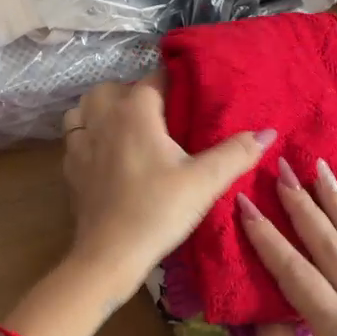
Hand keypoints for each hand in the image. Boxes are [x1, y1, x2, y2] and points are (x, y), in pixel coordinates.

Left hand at [61, 78, 274, 286]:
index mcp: (133, 112)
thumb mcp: (203, 183)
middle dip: (132, 94)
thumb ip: (235, 153)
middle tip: (158, 117)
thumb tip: (267, 131)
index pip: (154, 80)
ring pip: (83, 110)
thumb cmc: (156, 213)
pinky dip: (87, 138)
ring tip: (126, 130)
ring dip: (101, 112)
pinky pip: (74, 139)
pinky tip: (106, 156)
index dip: (175, 85)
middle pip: (111, 89)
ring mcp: (78, 145)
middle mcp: (101, 120)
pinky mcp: (69, 171)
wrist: (108, 256)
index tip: (191, 99)